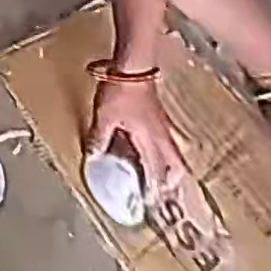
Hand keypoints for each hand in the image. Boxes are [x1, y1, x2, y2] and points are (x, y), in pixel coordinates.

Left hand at [85, 80, 184, 198]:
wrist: (133, 68)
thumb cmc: (119, 93)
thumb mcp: (104, 117)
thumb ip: (99, 138)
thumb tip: (93, 157)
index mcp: (150, 142)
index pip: (156, 172)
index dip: (154, 189)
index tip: (152, 202)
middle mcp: (163, 138)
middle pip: (176, 167)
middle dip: (172, 183)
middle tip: (164, 193)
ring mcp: (166, 127)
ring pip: (177, 154)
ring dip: (173, 168)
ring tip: (166, 176)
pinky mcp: (162, 117)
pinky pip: (171, 140)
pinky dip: (168, 151)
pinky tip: (160, 148)